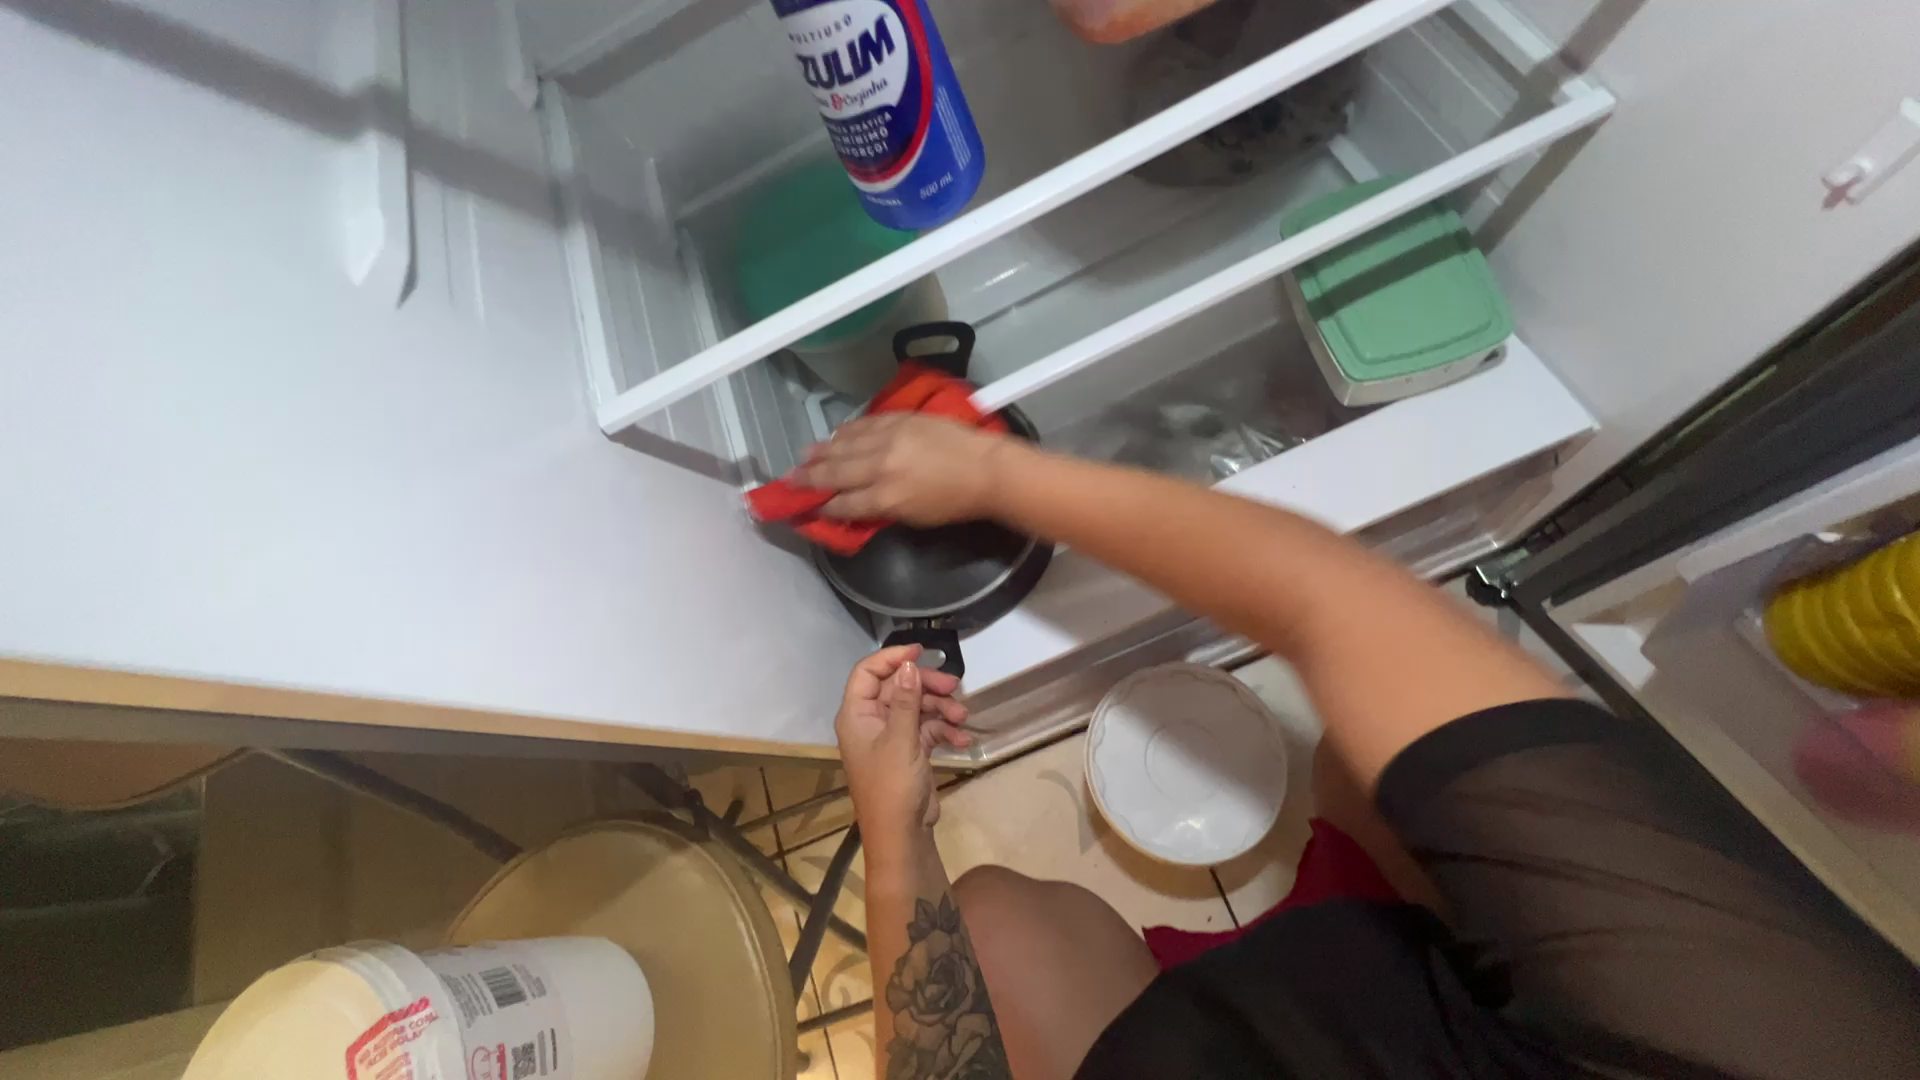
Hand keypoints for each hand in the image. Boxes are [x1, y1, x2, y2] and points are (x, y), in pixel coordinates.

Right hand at [793, 414, 1025, 526]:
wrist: (986, 469)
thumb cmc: (955, 502)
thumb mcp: (915, 517)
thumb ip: (883, 510)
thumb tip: (858, 504)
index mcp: (886, 497)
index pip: (844, 504)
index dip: (823, 506)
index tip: (808, 506)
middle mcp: (881, 467)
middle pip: (836, 473)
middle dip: (811, 477)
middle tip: (791, 478)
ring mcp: (889, 439)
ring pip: (845, 444)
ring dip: (822, 450)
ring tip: (804, 455)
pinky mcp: (900, 420)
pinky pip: (865, 424)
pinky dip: (848, 430)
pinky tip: (835, 434)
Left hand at [835, 645, 969, 845]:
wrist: (902, 836)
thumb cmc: (892, 786)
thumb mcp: (900, 739)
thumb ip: (904, 699)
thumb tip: (908, 664)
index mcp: (856, 714)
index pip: (868, 672)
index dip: (892, 657)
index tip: (921, 651)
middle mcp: (870, 721)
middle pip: (898, 687)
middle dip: (927, 685)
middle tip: (954, 687)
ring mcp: (891, 736)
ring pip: (917, 706)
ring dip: (941, 709)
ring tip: (963, 717)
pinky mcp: (909, 751)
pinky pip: (927, 728)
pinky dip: (944, 730)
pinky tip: (962, 738)